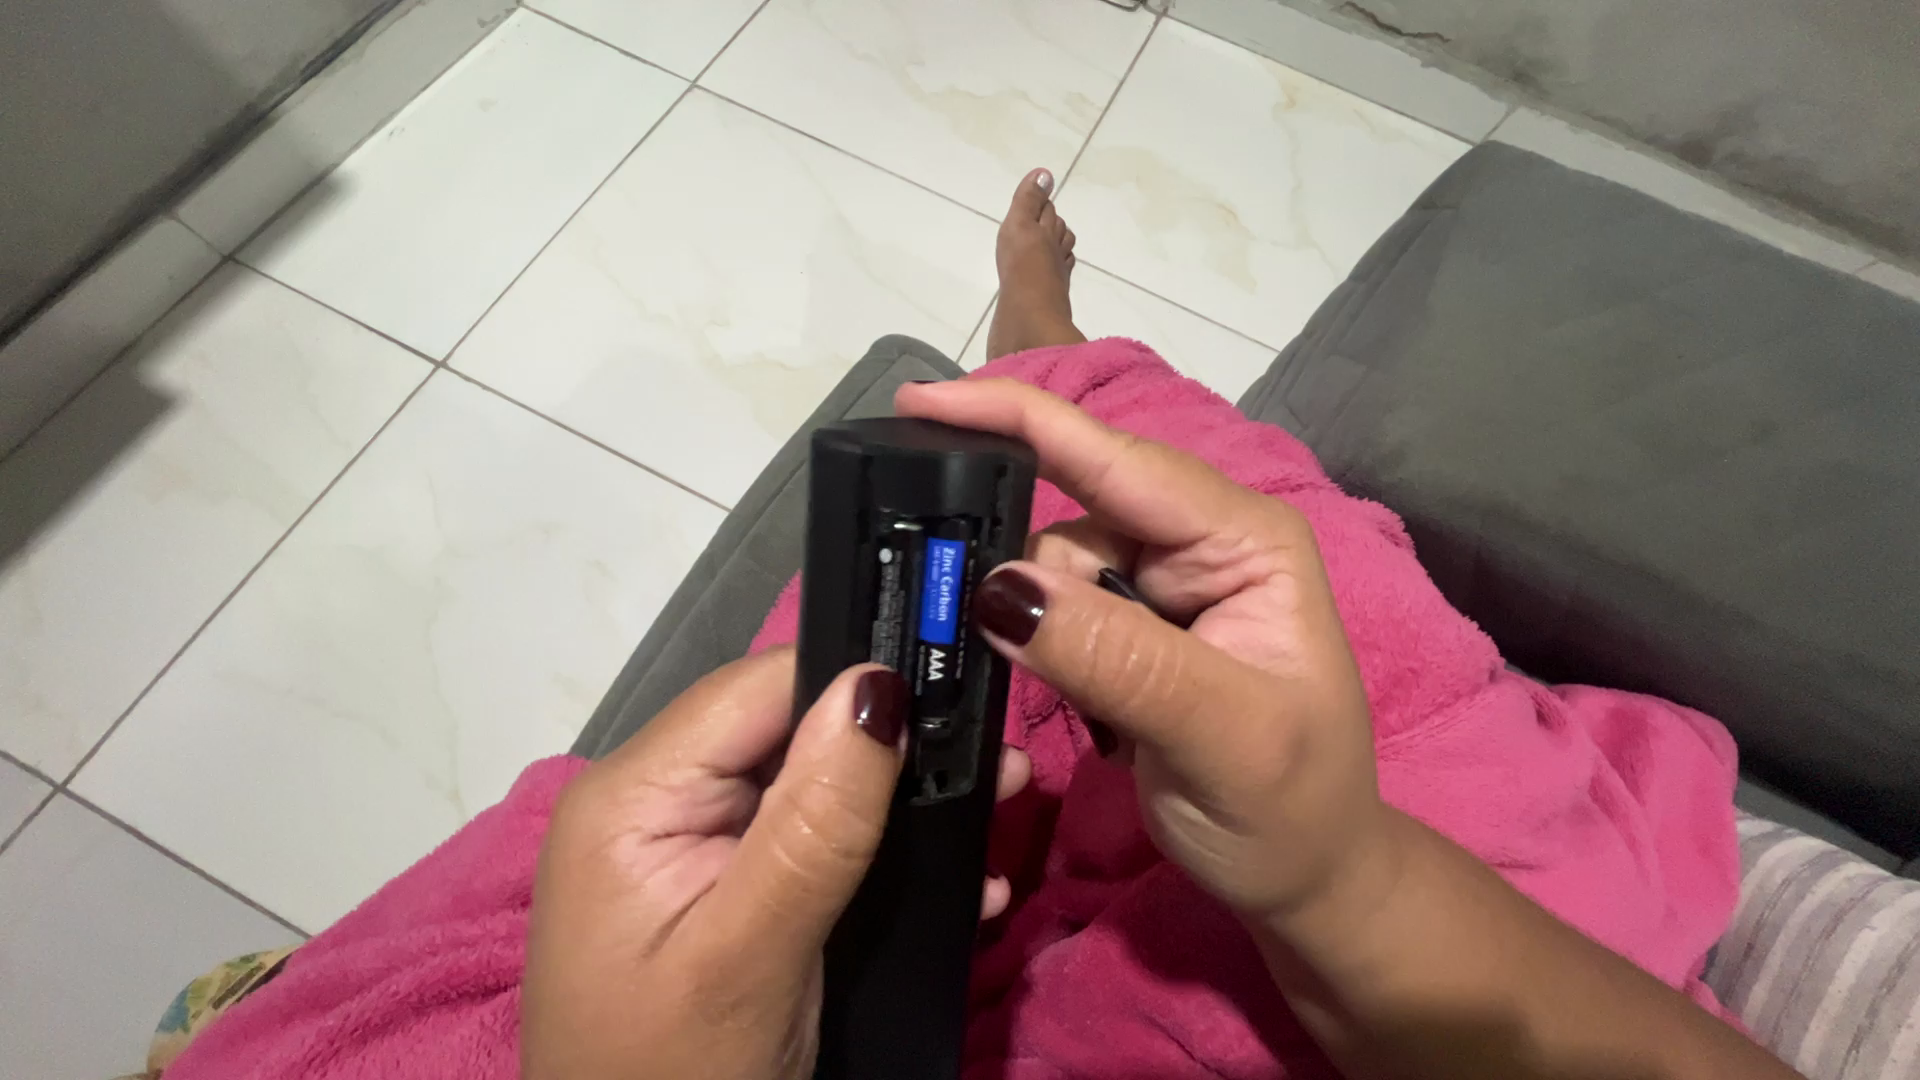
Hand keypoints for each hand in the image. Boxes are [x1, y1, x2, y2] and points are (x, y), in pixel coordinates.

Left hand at [522, 648, 1030, 1079]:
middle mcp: (661, 798)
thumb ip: (814, 821)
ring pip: (816, 777)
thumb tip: (878, 685)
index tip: (949, 696)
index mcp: (636, 794)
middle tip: (999, 764)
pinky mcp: (732, 878)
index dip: (853, 680)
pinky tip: (958, 870)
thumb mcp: (750, 956)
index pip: (759, 687)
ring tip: (1000, 802)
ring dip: (905, 795)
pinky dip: (885, 844)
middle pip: (791, 726)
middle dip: (895, 742)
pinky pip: (817, 831)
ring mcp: (696, 841)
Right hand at [896, 378, 1395, 925]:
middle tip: (961, 607)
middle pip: (1067, 507)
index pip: (1117, 456)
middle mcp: (1193, 540)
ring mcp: (1155, 583)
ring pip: (1045, 563)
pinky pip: (1046, 606)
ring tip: (1075, 699)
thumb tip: (996, 588)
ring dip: (1024, 617)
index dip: (1016, 419)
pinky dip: (1025, 636)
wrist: (1300, 871)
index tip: (919, 402)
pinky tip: (1050, 682)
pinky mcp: (1122, 625)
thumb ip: (1115, 656)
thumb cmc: (1290, 806)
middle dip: (1010, 549)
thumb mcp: (1220, 734)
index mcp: (1240, 536)